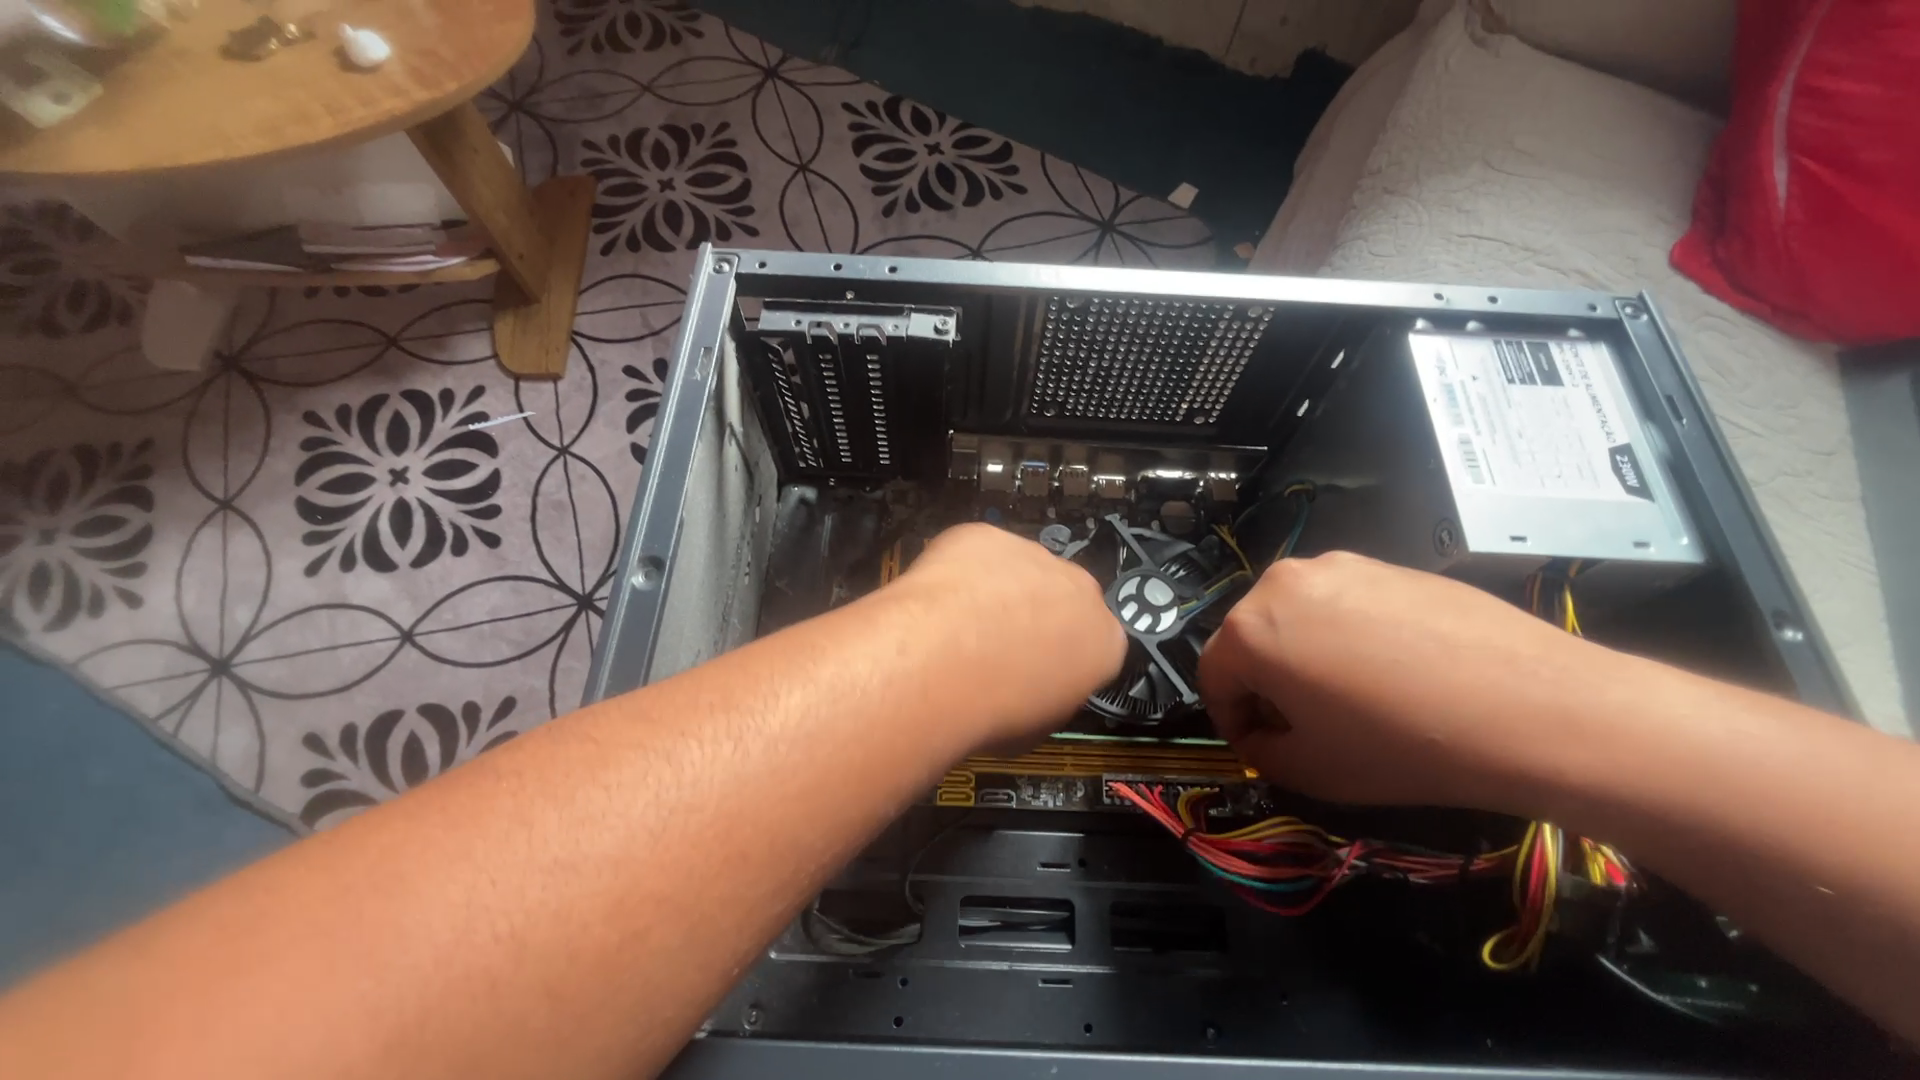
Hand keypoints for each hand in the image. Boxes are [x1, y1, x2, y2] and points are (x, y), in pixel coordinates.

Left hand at [889, 523, 1125, 745]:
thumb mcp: (1038, 727)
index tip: (1043, 667)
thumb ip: (1050, 696)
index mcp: (1105, 641)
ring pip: (1020, 570)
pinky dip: (962, 570)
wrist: (939, 664)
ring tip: (963, 628)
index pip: (1097, 644)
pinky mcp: (987, 536)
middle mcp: (1078, 591)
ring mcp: (1033, 556)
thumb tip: (1034, 695)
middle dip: (1038, 617)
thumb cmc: (991, 704)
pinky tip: (944, 603)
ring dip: (998, 592)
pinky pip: (977, 551)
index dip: (1066, 657)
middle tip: (1000, 648)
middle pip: (1064, 598)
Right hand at [1197, 551, 1615, 810]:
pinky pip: (1346, 604)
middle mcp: (1284, 582)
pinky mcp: (1391, 565)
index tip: (1258, 744)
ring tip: (1355, 697)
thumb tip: (1260, 733)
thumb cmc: (1401, 744)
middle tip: (1305, 724)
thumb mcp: (1311, 771)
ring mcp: (1342, 566)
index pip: (1212, 674)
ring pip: (1299, 616)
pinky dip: (1349, 635)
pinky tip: (1396, 672)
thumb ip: (1260, 752)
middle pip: (1252, 637)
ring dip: (1306, 654)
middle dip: (1267, 681)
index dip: (1229, 717)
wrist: (1530, 707)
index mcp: (1250, 629)